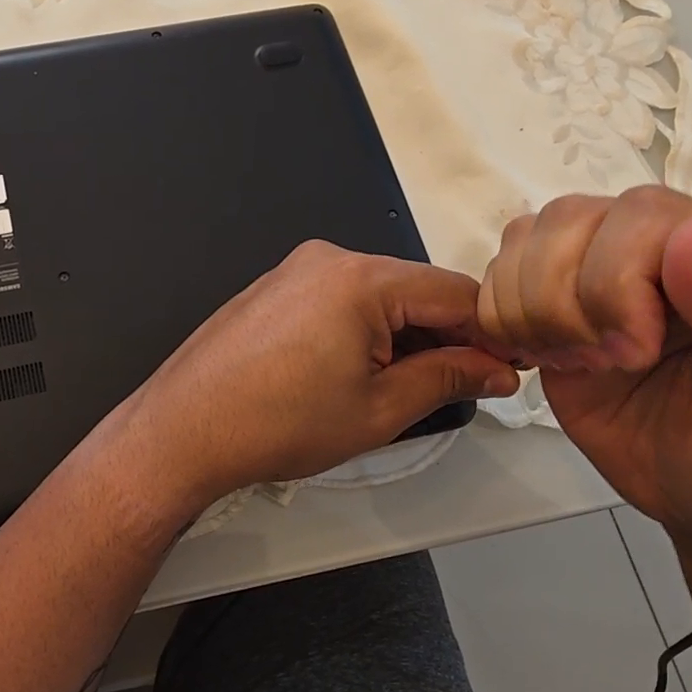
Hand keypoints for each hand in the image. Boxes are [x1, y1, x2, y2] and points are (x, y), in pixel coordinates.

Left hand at [114, 241, 518, 510]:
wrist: (183, 430)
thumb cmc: (273, 424)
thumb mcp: (378, 410)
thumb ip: (447, 379)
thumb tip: (494, 368)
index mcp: (360, 279)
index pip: (456, 292)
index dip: (491, 333)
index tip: (508, 369)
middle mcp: (326, 261)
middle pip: (415, 290)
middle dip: (444, 336)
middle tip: (463, 387)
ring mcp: (293, 272)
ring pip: (376, 296)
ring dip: (402, 336)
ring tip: (403, 389)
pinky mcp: (273, 290)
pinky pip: (337, 300)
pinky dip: (361, 330)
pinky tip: (357, 373)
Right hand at [475, 187, 691, 565]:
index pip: (644, 215)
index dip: (616, 277)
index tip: (635, 355)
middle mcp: (660, 256)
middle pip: (571, 219)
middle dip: (565, 298)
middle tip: (604, 365)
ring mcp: (598, 284)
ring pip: (527, 240)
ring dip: (528, 307)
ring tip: (572, 363)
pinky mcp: (553, 317)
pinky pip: (498, 280)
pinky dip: (498, 318)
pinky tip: (541, 360)